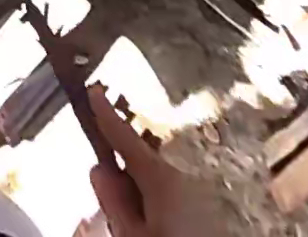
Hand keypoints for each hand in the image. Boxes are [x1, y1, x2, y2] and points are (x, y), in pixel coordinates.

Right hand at [84, 87, 221, 236]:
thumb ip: (115, 201)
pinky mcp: (214, 213)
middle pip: (143, 159)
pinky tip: (155, 217)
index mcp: (161, 176)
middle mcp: (184, 177)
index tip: (93, 89)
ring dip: (143, 183)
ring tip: (132, 205)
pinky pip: (177, 195)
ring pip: (161, 178)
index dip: (105, 112)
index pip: (125, 136)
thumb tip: (98, 169)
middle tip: (105, 170)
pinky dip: (160, 198)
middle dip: (124, 161)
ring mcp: (202, 195)